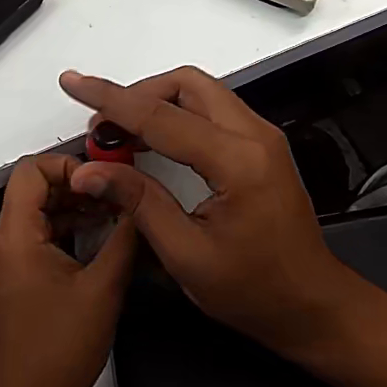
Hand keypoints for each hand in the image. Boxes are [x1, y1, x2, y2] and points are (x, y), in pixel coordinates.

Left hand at [0, 154, 137, 386]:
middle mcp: (3, 243)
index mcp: (15, 236)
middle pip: (32, 189)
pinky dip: (64, 231)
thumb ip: (124, 240)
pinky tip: (97, 239)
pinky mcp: (13, 280)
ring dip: (72, 208)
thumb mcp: (103, 289)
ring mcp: (5, 263)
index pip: (30, 171)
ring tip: (114, 214)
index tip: (104, 179)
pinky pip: (36, 238)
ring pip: (36, 214)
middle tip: (116, 194)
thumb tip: (140, 205)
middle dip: (75, 185)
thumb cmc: (60, 350)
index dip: (67, 164)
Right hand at [58, 67, 362, 357]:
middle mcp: (255, 137)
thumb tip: (91, 172)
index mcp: (238, 162)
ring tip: (118, 133)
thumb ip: (138, 202)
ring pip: (199, 92)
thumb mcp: (186, 253)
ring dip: (155, 102)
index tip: (75, 83)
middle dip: (136, 94)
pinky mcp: (259, 147)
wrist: (312, 304)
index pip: (161, 115)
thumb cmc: (257, 290)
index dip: (110, 99)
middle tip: (100, 125)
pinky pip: (210, 111)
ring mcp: (261, 139)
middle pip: (185, 84)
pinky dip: (174, 115)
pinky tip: (150, 140)